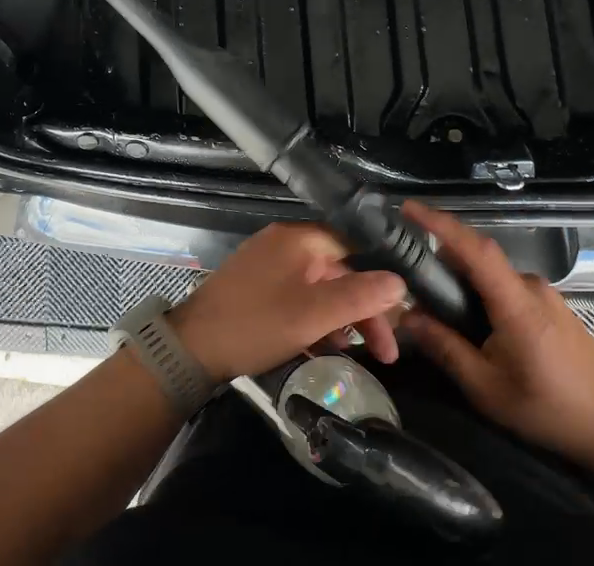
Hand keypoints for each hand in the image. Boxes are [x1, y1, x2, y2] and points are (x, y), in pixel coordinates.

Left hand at [167, 222, 406, 381]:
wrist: (193, 347)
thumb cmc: (256, 324)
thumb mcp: (313, 314)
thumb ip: (359, 296)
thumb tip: (400, 283)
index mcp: (297, 239)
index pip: (354, 248)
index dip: (381, 281)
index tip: (400, 317)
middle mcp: (283, 244)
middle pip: (339, 271)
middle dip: (363, 311)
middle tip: (385, 354)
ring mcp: (267, 265)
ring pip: (319, 288)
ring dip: (340, 319)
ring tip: (353, 353)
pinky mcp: (256, 288)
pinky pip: (297, 298)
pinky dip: (314, 321)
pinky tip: (322, 349)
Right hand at [397, 201, 593, 465]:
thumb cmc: (551, 411)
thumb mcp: (486, 388)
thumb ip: (444, 347)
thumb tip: (406, 317)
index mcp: (517, 304)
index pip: (475, 249)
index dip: (439, 223)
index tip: (407, 208)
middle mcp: (534, 289)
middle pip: (479, 260)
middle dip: (442, 265)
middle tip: (412, 290)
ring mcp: (548, 297)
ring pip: (492, 276)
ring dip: (464, 285)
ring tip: (442, 316)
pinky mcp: (554, 309)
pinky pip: (508, 289)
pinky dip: (484, 296)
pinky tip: (477, 329)